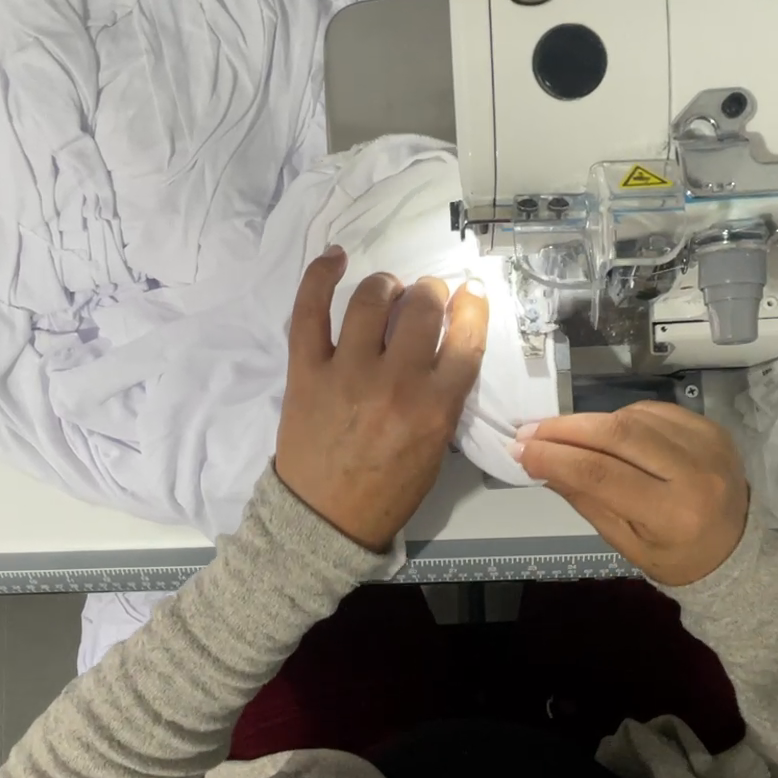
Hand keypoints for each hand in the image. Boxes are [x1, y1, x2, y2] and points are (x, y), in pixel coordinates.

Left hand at [274, 246, 489, 551]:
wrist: (324, 520)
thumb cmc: (388, 490)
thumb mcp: (436, 449)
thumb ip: (444, 396)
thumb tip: (444, 345)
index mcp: (435, 407)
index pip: (466, 336)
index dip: (472, 305)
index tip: (469, 294)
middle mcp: (396, 381)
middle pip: (422, 307)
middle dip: (429, 293)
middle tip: (424, 299)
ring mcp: (347, 372)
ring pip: (372, 298)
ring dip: (386, 285)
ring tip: (387, 290)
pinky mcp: (305, 370)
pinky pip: (309, 310)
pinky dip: (320, 276)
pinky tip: (335, 257)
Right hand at [512, 402, 749, 585]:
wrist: (735, 551)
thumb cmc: (674, 556)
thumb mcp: (624, 542)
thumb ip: (584, 498)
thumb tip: (539, 462)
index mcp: (674, 514)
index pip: (602, 475)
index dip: (555, 458)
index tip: (521, 451)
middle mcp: (696, 473)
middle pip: (618, 435)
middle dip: (566, 429)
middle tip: (530, 431)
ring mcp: (708, 445)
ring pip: (632, 417)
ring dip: (590, 423)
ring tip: (562, 435)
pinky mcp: (711, 428)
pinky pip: (653, 411)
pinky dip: (621, 418)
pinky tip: (605, 432)